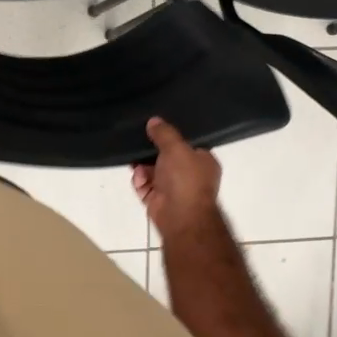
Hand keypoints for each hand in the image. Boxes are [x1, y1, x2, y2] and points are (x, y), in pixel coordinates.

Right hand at [132, 117, 221, 235]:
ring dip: (142, 166)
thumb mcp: (176, 148)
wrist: (180, 215)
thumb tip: (154, 121)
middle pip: (167, 157)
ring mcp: (173, 189)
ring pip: (153, 171)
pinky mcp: (157, 200)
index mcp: (203, 162)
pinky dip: (139, 180)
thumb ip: (164, 133)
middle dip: (151, 152)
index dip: (172, 136)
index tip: (156, 127)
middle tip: (139, 141)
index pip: (188, 144)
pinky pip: (144, 185)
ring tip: (133, 159)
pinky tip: (136, 175)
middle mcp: (190, 175)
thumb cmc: (185, 178)